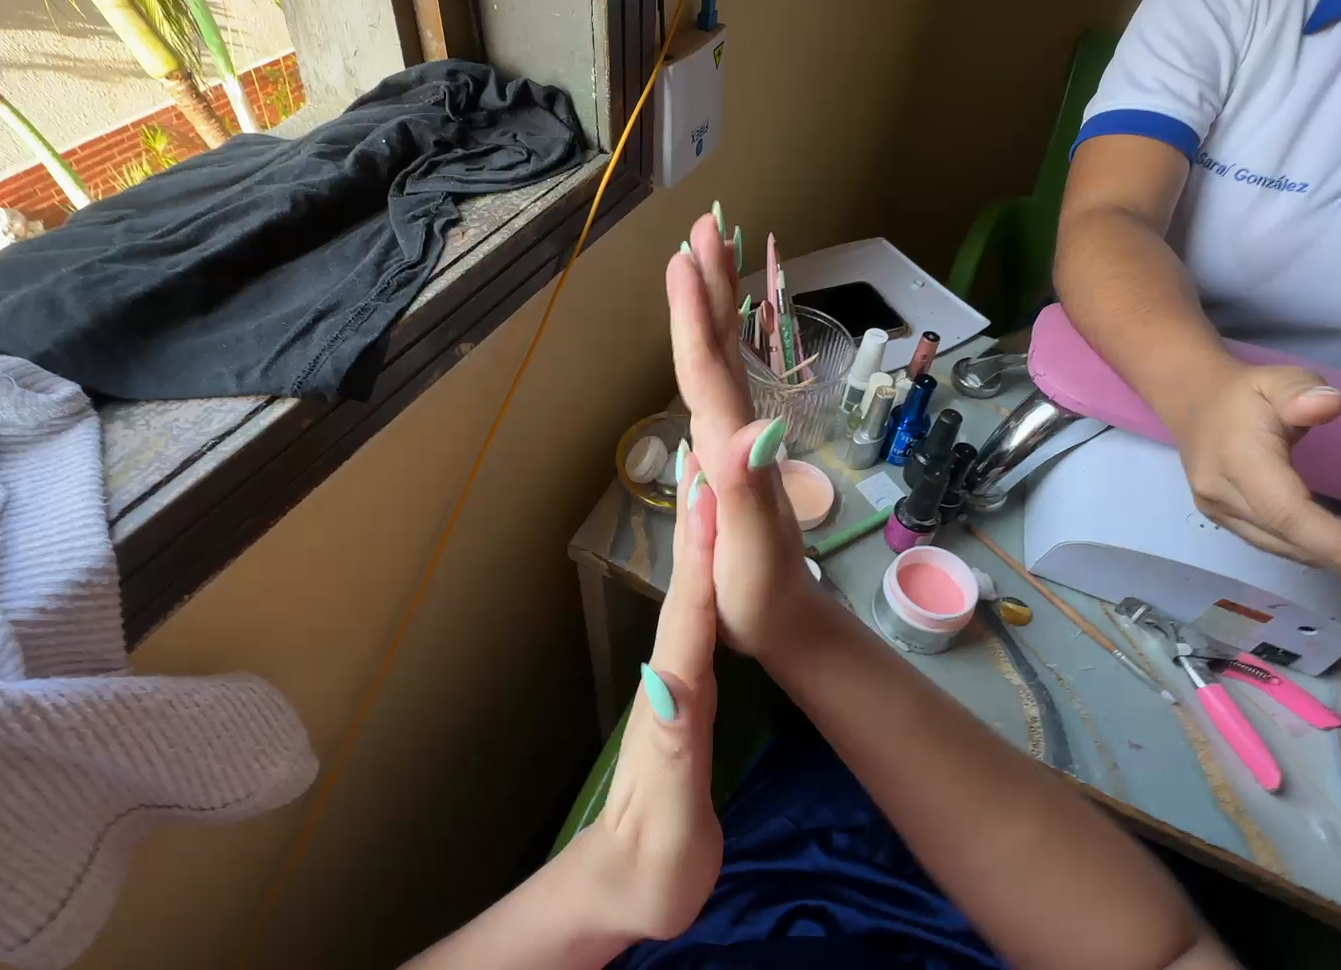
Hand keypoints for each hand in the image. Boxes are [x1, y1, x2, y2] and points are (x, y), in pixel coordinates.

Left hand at [573, 449, 723, 941]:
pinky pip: (697, 623)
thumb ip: (674, 750)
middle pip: (686, 593)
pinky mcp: (685, 695)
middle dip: (699, 528)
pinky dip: (704, 581)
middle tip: (708, 458)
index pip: (690, 618)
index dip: (701, 560)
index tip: (710, 498)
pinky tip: (713, 561)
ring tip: (712, 487)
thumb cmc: (656, 863)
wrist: (628, 883)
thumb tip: (675, 677)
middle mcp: (672, 678)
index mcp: (674, 700)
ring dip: (700, 542)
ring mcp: (676, 683)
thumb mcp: (673, 818)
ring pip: (691, 600)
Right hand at [665, 210, 829, 658]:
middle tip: (704, 227)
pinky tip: (706, 341)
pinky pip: (720, 387)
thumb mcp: (752, 547)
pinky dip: (711, 350)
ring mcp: (738, 440)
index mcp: (734, 443)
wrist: (786, 617)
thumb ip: (748, 487)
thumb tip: (745, 425)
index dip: (694, 314)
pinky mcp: (734, 455)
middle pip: (724, 348)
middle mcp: (738, 430)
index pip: (710, 367)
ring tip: (703, 263)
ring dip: (715, 308)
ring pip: (725, 361)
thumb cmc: (761, 591)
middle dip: (714, 287)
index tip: (684, 257)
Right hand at [1168, 361, 1340, 598]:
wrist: (1194, 403)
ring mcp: (1223, 514)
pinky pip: (1285, 545)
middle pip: (1299, 541)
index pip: (1289, 515)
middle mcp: (1223, 498)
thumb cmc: (1243, 392)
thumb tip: (1327, 407)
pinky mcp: (1231, 522)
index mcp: (1236, 464)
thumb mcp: (1275, 379)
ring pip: (1294, 549)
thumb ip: (1300, 391)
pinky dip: (1332, 555)